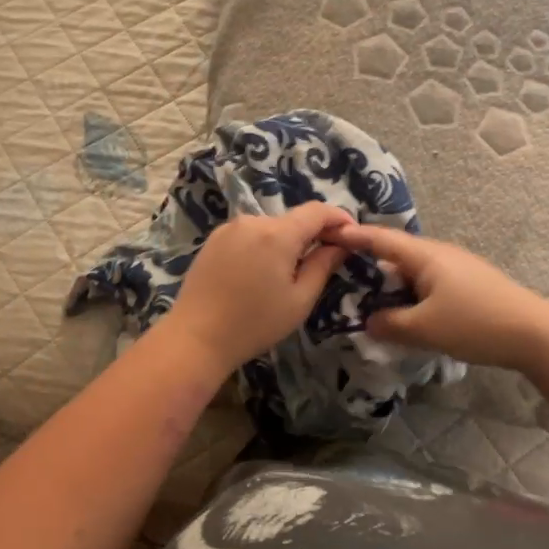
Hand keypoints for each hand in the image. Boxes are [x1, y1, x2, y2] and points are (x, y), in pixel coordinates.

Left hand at [162, 203, 353, 373]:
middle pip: (293, 220)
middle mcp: (253, 220)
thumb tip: (340, 244)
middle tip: (323, 262)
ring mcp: (229, 228)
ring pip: (270, 228)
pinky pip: (249, 234)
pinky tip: (258, 274)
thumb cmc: (255, 323)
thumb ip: (323, 265)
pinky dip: (262, 246)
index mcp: (277, 233)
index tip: (351, 235)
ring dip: (285, 242)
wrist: (196, 337)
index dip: (339, 218)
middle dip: (312, 235)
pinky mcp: (213, 239)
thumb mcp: (299, 300)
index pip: (317, 211)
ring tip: (286, 274)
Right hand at [324, 224, 548, 370]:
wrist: (534, 333)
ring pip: (414, 270)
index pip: (381, 239)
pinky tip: (408, 311)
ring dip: (392, 282)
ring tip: (370, 299)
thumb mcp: (424, 329)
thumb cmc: (475, 324)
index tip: (328, 231)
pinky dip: (411, 292)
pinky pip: (429, 282)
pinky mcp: (470, 283)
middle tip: (341, 273)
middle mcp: (440, 253)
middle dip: (369, 262)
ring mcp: (457, 267)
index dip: (354, 236)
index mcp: (425, 255)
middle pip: (397, 253)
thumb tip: (368, 321)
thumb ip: (390, 324)